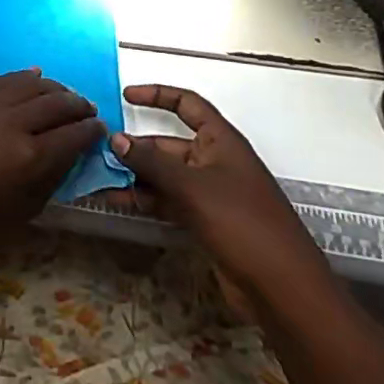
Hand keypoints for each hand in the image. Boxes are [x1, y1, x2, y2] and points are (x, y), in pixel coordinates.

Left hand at [0, 69, 104, 264]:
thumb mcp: (28, 207)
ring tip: (66, 96)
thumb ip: (55, 174)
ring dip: (55, 89)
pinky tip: (35, 77)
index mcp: (30, 157)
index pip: (73, 135)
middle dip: (78, 106)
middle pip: (56, 104)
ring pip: (31, 85)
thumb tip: (75, 149)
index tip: (100, 129)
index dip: (92, 131)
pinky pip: (3, 80)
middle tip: (89, 111)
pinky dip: (23, 77)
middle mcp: (12, 124)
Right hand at [103, 84, 327, 290]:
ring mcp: (210, 193)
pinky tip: (118, 202)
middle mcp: (215, 161)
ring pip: (165, 175)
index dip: (158, 95)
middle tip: (100, 149)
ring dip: (135, 175)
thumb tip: (116, 140)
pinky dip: (145, 199)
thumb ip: (151, 162)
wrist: (283, 289)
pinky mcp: (205, 221)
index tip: (126, 96)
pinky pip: (168, 200)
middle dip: (137, 146)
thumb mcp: (192, 187)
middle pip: (169, 144)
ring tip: (100, 177)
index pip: (187, 104)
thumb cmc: (243, 223)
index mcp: (221, 141)